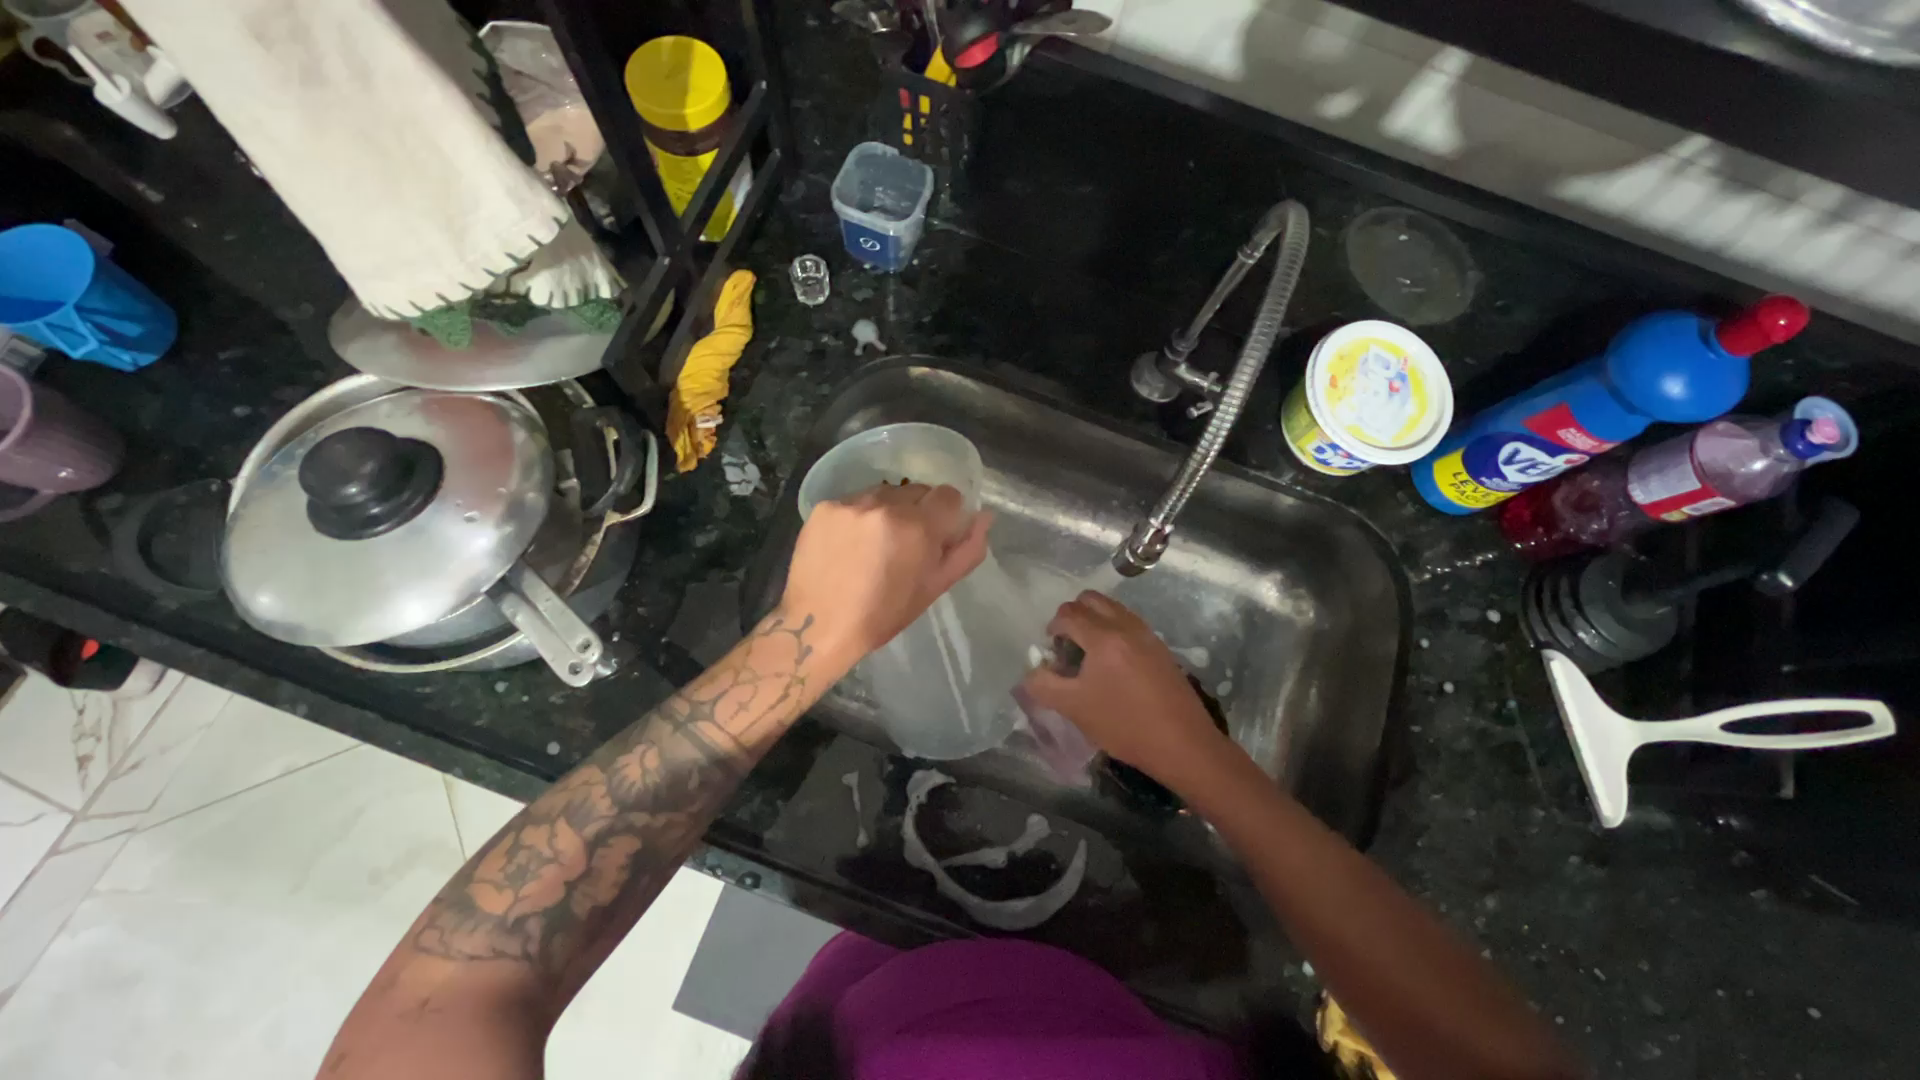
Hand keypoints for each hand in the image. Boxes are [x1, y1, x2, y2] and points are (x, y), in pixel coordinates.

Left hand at [781, 482, 990, 671]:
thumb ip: (966, 550)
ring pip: (885, 492)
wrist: (819, 625)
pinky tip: (850, 544)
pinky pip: (855, 500)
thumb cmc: (883, 615)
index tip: (937, 535)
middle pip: (917, 490)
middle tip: (904, 544)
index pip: (949, 495)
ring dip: (888, 510)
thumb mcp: (934, 588)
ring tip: (875, 544)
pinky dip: (859, 516)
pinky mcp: (825, 506)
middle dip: (917, 512)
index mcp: (918, 527)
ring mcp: (852, 503)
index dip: (947, 514)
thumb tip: (984, 517)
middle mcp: (885, 505)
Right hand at [1022, 591, 1237, 791]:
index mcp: (1103, 637)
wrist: (1181, 743)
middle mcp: (1126, 626)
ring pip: (1113, 610)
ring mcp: (1147, 635)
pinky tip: (1112, 666)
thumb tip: (1032, 671)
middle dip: (1073, 616)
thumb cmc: (1123, 725)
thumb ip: (1043, 684)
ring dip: (1095, 622)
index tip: (1050, 651)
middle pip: (1091, 600)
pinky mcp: (1161, 649)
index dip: (1052, 628)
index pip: (1068, 613)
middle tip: (1067, 646)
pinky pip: (1129, 624)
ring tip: (1089, 656)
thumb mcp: (1073, 708)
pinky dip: (1114, 632)